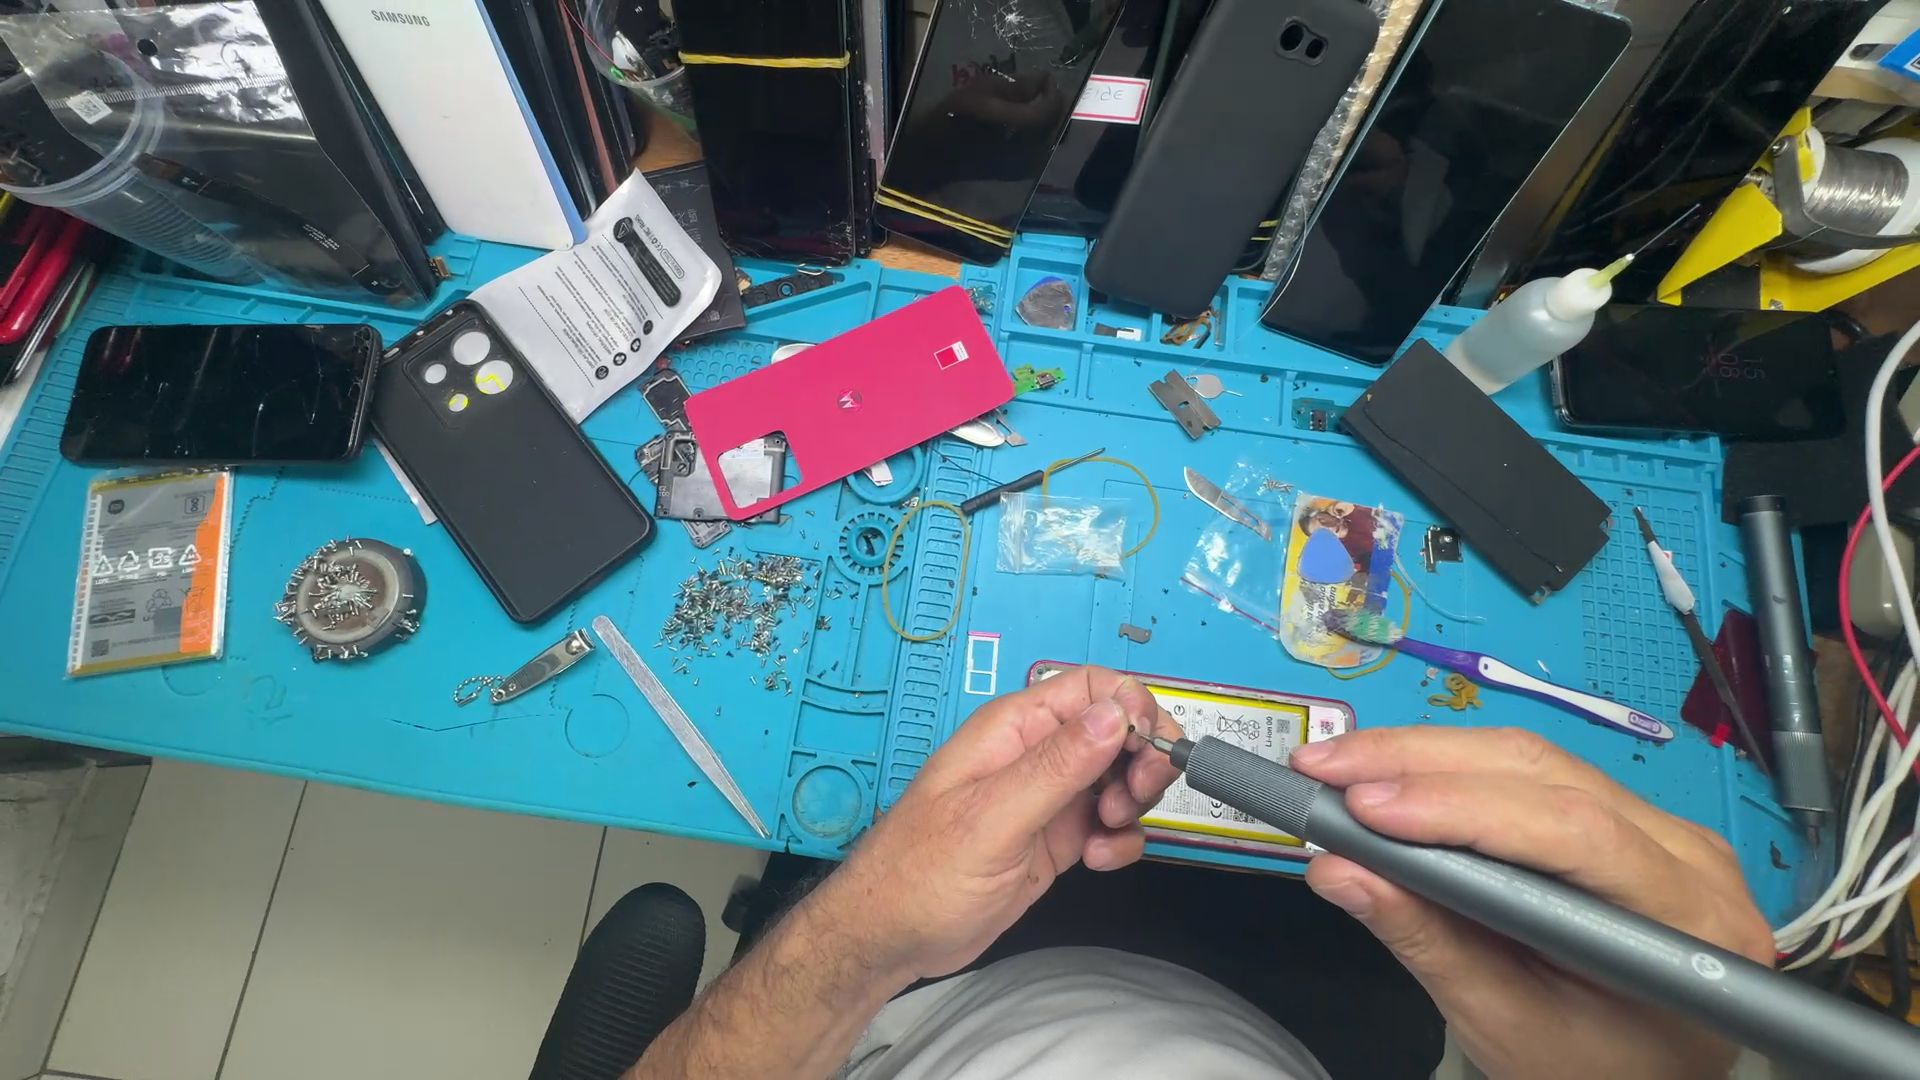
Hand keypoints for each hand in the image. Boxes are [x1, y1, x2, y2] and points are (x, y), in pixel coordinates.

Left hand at [824, 666, 1182, 980]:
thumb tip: (1113, 715)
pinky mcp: (1058, 834)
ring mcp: (1049, 794)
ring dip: (1131, 802)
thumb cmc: (920, 871)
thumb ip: (1057, 766)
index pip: (1089, 687)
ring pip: (1119, 775)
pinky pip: (1110, 821)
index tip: (1147, 746)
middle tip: (1133, 796)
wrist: (895, 936)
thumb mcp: (992, 818)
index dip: (1129, 705)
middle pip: (1115, 728)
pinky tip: (1097, 860)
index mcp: (1014, 728)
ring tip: (1105, 832)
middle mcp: (1036, 753)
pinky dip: (1119, 839)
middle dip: (1140, 757)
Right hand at [1292, 727, 1774, 1079]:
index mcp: (1689, 920)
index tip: (1362, 809)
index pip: (1573, 831)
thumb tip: (1336, 871)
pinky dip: (1424, 761)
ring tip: (1330, 764)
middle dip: (1411, 762)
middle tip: (1320, 769)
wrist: (1630, 1067)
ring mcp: (1643, 818)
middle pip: (1533, 770)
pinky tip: (1371, 769)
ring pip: (1510, 752)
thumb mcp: (1503, 1022)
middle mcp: (1680, 849)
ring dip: (1407, 752)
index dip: (1459, 807)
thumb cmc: (1582, 1062)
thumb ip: (1425, 941)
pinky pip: (1502, 761)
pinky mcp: (1595, 802)